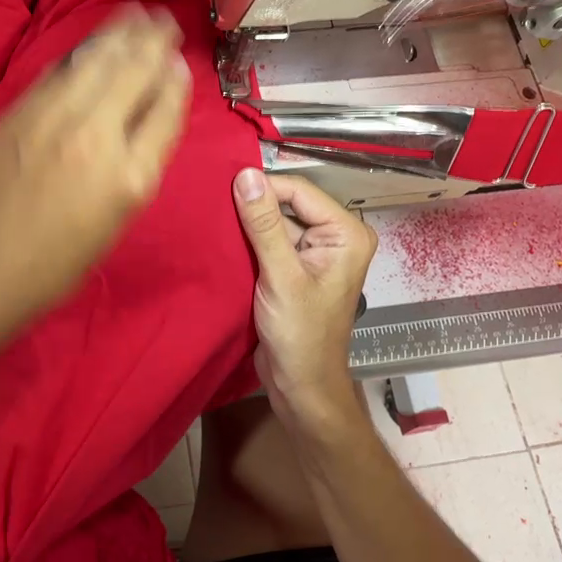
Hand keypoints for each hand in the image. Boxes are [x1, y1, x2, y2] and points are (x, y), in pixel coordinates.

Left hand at [0, 6, 191, 334]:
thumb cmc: (59, 261)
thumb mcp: (117, 219)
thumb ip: (140, 163)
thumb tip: (154, 114)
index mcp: (129, 175)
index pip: (165, 109)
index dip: (175, 80)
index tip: (179, 63)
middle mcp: (94, 136)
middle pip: (133, 71)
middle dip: (153, 42)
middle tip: (165, 20)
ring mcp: (52, 118)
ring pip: (95, 60)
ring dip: (120, 35)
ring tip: (137, 15)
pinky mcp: (19, 112)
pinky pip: (59, 70)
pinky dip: (82, 53)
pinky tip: (93, 45)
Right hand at [232, 169, 376, 424]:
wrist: (301, 386)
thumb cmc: (300, 336)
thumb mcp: (280, 276)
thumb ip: (263, 225)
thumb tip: (245, 174)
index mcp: (347, 233)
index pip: (299, 190)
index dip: (262, 188)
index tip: (221, 189)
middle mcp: (337, 236)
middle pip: (288, 203)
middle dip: (254, 205)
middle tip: (214, 204)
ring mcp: (317, 253)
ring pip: (276, 221)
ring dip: (249, 224)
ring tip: (215, 220)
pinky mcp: (297, 267)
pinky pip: (272, 241)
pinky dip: (251, 241)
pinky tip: (226, 240)